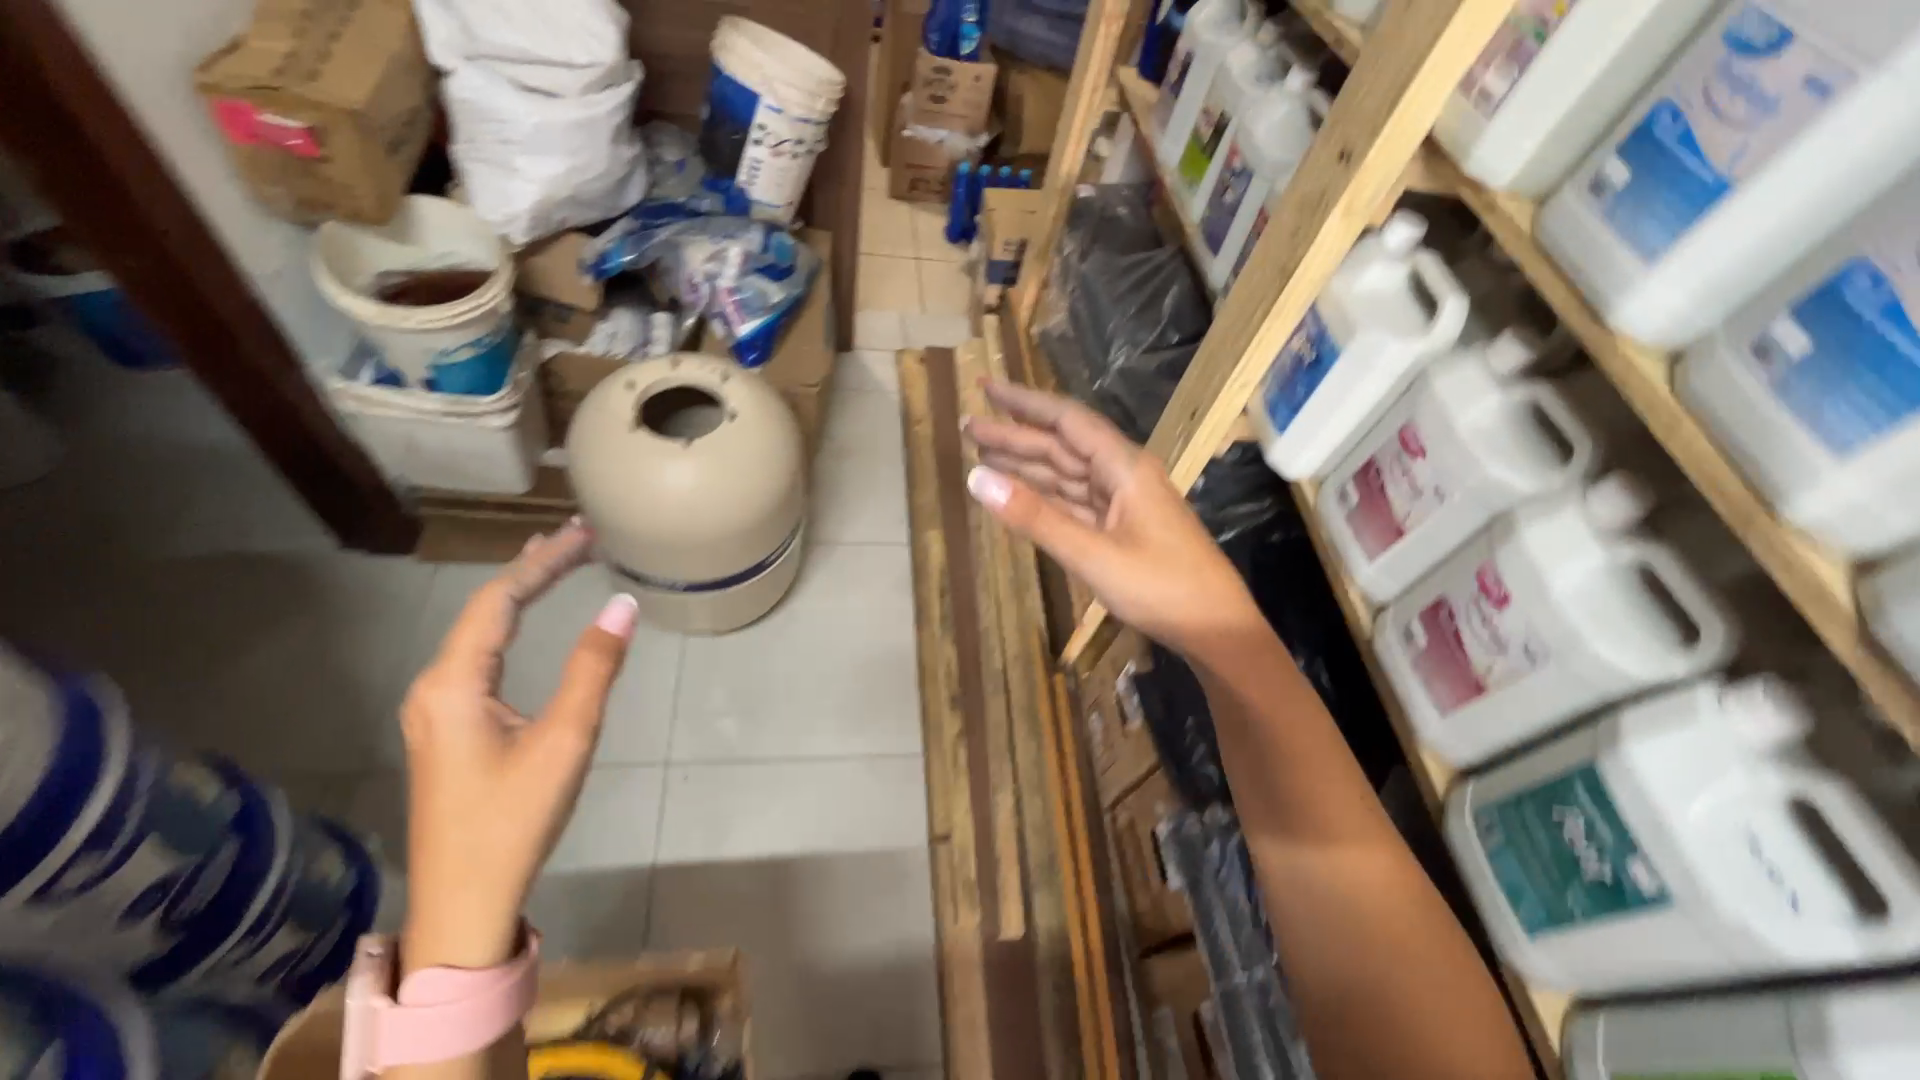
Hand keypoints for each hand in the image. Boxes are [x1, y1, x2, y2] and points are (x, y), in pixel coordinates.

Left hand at [397, 519, 638, 969]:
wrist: (463, 900)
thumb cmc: (515, 820)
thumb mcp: (565, 741)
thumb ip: (594, 669)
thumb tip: (621, 605)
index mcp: (453, 683)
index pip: (499, 599)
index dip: (543, 561)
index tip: (584, 533)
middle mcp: (433, 686)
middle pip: (483, 609)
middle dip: (531, 569)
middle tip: (576, 537)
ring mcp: (434, 708)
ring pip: (477, 633)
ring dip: (516, 594)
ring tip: (552, 561)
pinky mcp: (445, 727)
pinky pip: (476, 657)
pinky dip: (506, 626)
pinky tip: (520, 623)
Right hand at [962, 381, 1262, 657]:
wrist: (1216, 627)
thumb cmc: (1161, 587)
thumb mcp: (1092, 554)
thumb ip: (1035, 517)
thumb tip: (976, 478)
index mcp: (1124, 467)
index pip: (1067, 421)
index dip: (1024, 403)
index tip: (986, 388)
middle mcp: (1122, 475)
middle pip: (1061, 446)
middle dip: (1015, 436)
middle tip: (967, 427)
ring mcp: (1122, 503)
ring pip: (1066, 475)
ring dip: (1025, 466)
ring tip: (981, 455)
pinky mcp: (1121, 529)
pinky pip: (1074, 502)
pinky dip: (1044, 497)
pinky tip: (1018, 493)